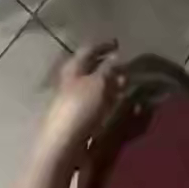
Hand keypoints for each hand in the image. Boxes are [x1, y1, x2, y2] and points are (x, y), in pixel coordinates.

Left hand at [34, 41, 124, 167]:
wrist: (63, 144)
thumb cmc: (80, 108)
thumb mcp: (98, 85)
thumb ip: (108, 71)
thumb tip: (117, 58)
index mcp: (73, 68)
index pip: (88, 50)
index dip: (102, 46)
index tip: (116, 43)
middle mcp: (70, 80)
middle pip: (89, 67)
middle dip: (105, 65)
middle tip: (123, 65)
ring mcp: (72, 99)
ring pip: (92, 85)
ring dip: (108, 83)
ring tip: (125, 84)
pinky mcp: (76, 118)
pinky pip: (95, 103)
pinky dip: (107, 99)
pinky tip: (118, 105)